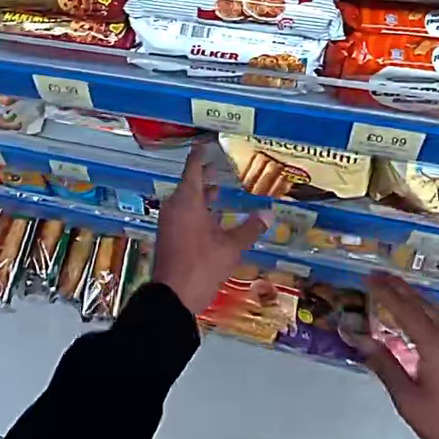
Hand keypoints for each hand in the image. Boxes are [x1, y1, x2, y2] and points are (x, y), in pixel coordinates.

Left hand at [154, 142, 268, 313]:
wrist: (173, 295)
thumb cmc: (201, 265)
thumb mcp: (231, 247)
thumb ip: (249, 228)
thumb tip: (269, 214)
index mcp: (186, 201)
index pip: (193, 168)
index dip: (201, 154)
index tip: (208, 143)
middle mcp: (174, 206)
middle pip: (190, 183)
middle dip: (206, 175)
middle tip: (222, 165)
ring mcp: (170, 221)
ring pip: (187, 200)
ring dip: (203, 195)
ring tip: (221, 189)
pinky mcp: (170, 234)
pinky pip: (184, 214)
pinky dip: (198, 210)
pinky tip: (213, 217)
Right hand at [351, 273, 438, 438]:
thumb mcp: (407, 399)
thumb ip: (383, 363)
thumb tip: (357, 337)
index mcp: (436, 345)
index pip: (404, 309)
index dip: (384, 292)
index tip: (368, 279)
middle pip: (422, 304)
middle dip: (399, 288)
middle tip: (378, 275)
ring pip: (436, 312)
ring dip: (413, 299)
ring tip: (393, 289)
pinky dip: (427, 313)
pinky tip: (418, 316)